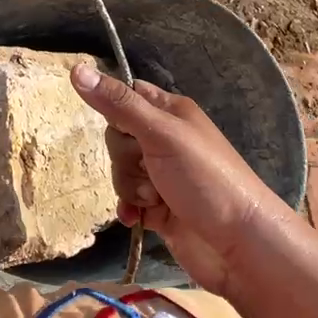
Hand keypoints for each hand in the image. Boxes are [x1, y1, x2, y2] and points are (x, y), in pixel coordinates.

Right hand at [70, 62, 288, 291]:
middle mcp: (165, 140)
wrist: (241, 249)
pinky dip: (129, 208)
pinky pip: (128, 199)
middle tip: (148, 167)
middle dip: (125, 156)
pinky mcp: (159, 208)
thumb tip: (76, 68)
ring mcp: (162, 176)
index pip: (127, 95)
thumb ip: (118, 104)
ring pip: (121, 169)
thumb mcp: (161, 134)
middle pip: (118, 136)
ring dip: (130, 186)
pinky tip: (136, 219)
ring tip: (153, 200)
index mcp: (170, 112)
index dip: (116, 110)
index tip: (122, 127)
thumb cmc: (206, 179)